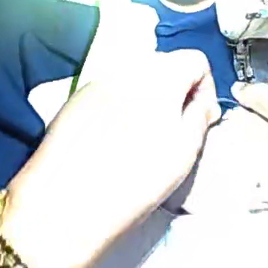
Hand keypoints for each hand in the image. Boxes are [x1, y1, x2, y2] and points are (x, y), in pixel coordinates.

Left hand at [0, 3, 220, 267]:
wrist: (62, 207)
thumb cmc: (136, 178)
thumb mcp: (185, 150)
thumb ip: (199, 116)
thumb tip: (200, 103)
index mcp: (161, 74)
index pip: (197, 60)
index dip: (205, 89)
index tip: (200, 120)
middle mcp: (129, 67)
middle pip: (166, 65)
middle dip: (177, 91)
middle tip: (176, 129)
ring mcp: (97, 82)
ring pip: (136, 78)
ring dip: (149, 98)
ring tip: (145, 136)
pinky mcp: (73, 100)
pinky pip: (110, 92)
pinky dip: (121, 106)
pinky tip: (116, 140)